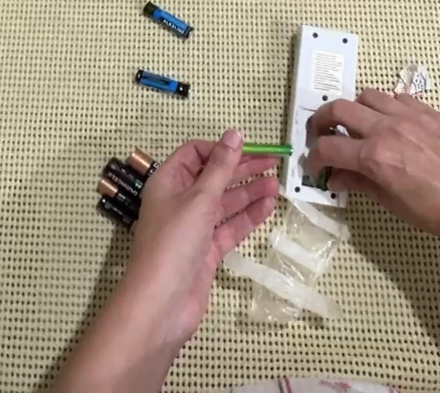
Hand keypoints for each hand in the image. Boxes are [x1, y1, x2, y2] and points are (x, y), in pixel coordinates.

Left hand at [48, 132, 278, 392]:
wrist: (161, 305)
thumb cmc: (174, 242)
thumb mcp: (199, 199)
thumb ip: (221, 167)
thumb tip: (235, 133)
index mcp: (168, 182)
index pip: (195, 154)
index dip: (220, 149)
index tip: (247, 148)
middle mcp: (179, 201)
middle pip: (213, 177)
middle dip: (241, 169)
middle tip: (273, 162)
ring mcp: (193, 228)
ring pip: (224, 202)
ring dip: (249, 192)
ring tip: (277, 184)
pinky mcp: (206, 251)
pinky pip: (230, 227)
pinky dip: (248, 216)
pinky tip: (268, 207)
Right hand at [308, 89, 439, 257]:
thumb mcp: (396, 206)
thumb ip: (362, 184)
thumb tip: (336, 177)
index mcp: (376, 157)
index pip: (328, 148)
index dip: (314, 157)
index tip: (314, 165)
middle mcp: (387, 128)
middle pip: (338, 109)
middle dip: (322, 121)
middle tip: (322, 135)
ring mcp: (409, 115)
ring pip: (366, 96)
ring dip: (354, 110)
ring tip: (357, 127)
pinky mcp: (429, 111)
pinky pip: (396, 97)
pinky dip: (384, 106)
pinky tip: (390, 124)